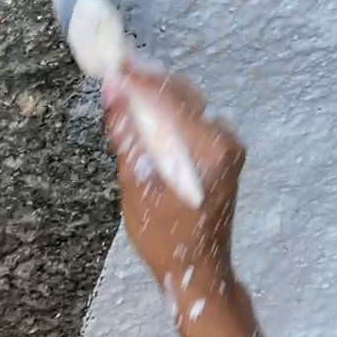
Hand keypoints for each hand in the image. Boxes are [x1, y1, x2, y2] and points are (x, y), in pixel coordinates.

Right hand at [105, 63, 245, 300]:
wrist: (198, 272)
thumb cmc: (164, 236)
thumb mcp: (136, 184)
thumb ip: (126, 132)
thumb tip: (112, 88)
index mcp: (210, 145)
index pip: (167, 95)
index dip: (136, 78)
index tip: (108, 63)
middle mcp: (225, 137)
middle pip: (180, 91)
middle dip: (145, 80)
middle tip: (112, 71)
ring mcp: (228, 142)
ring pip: (186, 99)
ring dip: (154, 91)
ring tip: (123, 85)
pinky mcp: (222, 149)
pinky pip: (191, 115)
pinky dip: (166, 107)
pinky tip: (143, 109)